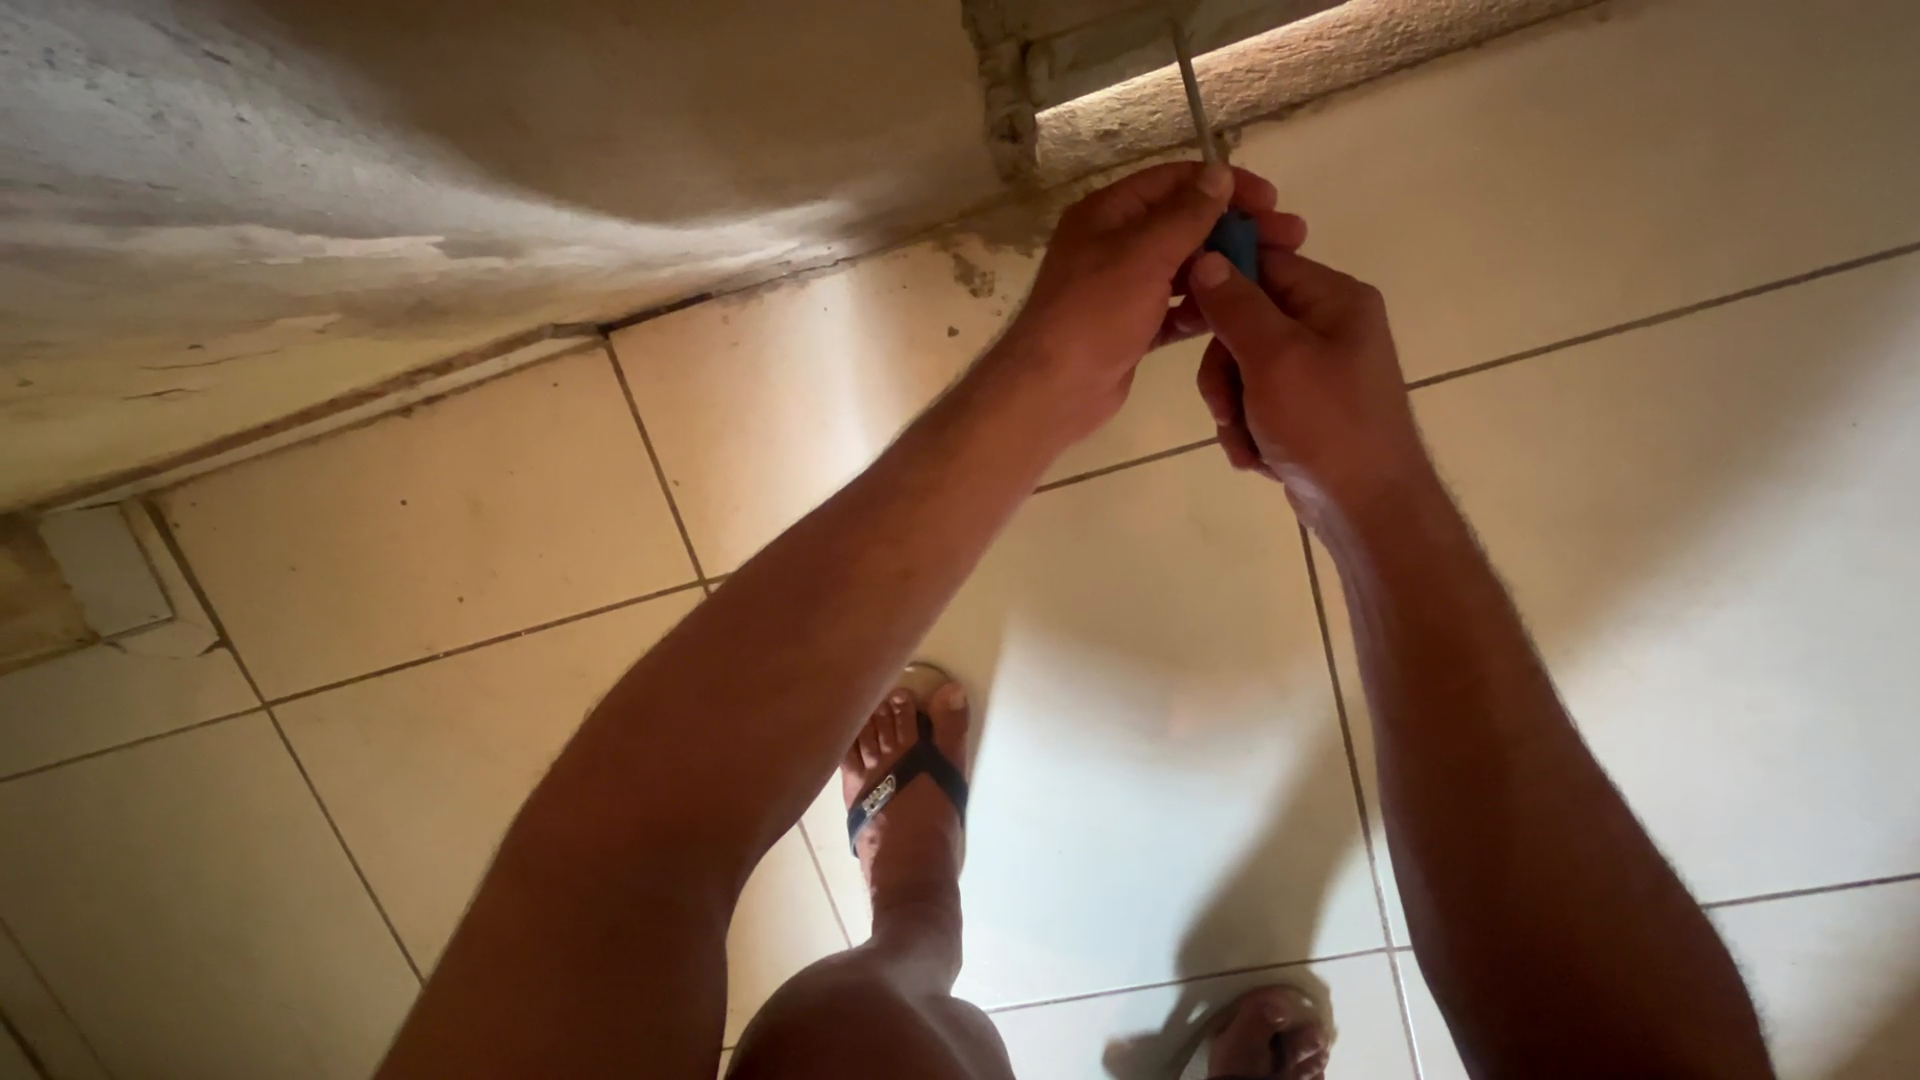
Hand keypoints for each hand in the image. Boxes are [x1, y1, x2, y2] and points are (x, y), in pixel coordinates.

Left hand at [980, 161, 1305, 446]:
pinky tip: (1235, 311)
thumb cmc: (1094, 313)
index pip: (1174, 182)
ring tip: (1274, 274)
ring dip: (1223, 269)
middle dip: (1234, 229)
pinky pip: (1173, 310)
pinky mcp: (1129, 329)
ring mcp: (1120, 290)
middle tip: (1290, 239)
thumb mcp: (1143, 253)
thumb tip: (1218, 175)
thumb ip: (1185, 214)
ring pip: (1182, 269)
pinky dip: (1200, 308)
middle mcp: (1112, 246)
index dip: (1224, 185)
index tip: (1270, 201)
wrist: (1054, 389)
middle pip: (1183, 225)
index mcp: (1108, 214)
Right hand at [1187, 247, 1438, 517]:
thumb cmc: (1325, 424)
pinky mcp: (1306, 409)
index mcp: (1333, 299)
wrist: (1366, 505)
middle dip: (1224, 371)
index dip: (1219, 285)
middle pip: (1244, 324)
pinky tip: (1256, 457)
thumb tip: (1205, 257)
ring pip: (1242, 370)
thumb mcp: (1274, 358)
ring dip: (1232, 409)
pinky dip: (1248, 430)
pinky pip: (1256, 403)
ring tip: (1245, 441)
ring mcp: (1317, 371)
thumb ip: (1236, 306)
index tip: (1182, 316)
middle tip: (1226, 407)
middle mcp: (1329, 327)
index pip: (1263, 264)